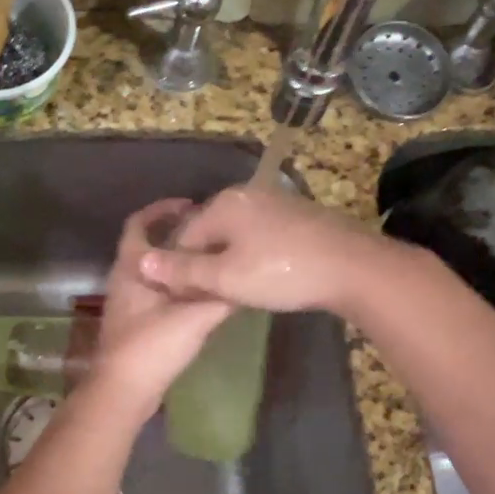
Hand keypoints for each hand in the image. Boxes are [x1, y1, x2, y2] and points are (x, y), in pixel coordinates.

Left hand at [86, 200, 233, 406]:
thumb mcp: (194, 317)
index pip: (139, 223)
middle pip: (148, 245)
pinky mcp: (135, 323)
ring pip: (153, 271)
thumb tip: (246, 276)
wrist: (123, 391)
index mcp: (131, 267)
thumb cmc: (151, 346)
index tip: (192, 205)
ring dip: (178, 263)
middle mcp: (125, 279)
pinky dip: (177, 286)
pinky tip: (202, 295)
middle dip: (177, 236)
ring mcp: (127, 302)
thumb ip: (221, 295)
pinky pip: (157, 293)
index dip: (162, 209)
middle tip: (211, 234)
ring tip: (212, 261)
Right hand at [137, 186, 390, 313]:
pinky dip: (256, 255)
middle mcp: (245, 194)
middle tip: (215, 297)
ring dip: (232, 262)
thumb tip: (140, 263)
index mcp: (223, 203)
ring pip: (236, 235)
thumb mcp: (225, 278)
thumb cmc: (281, 272)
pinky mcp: (298, 214)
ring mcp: (275, 201)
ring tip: (240, 291)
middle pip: (209, 233)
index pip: (183, 237)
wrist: (353, 267)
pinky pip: (261, 235)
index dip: (180, 270)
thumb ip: (182, 271)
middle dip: (207, 264)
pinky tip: (267, 277)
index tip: (188, 299)